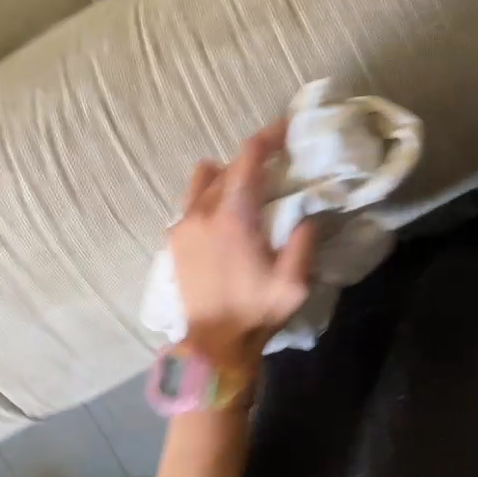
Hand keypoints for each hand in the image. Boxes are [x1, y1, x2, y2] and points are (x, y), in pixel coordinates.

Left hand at [170, 122, 317, 371]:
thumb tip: (304, 217)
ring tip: (245, 193)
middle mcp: (202, 211)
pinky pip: (190, 203)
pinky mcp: (173, 240)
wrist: (212, 346)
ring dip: (225, 177)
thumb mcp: (294, 283)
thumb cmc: (256, 313)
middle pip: (226, 165)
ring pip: (202, 180)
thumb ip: (303, 242)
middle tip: (275, 169)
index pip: (249, 157)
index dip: (269, 136)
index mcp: (234, 216)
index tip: (286, 130)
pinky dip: (208, 198)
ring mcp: (183, 225)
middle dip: (251, 161)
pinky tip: (223, 219)